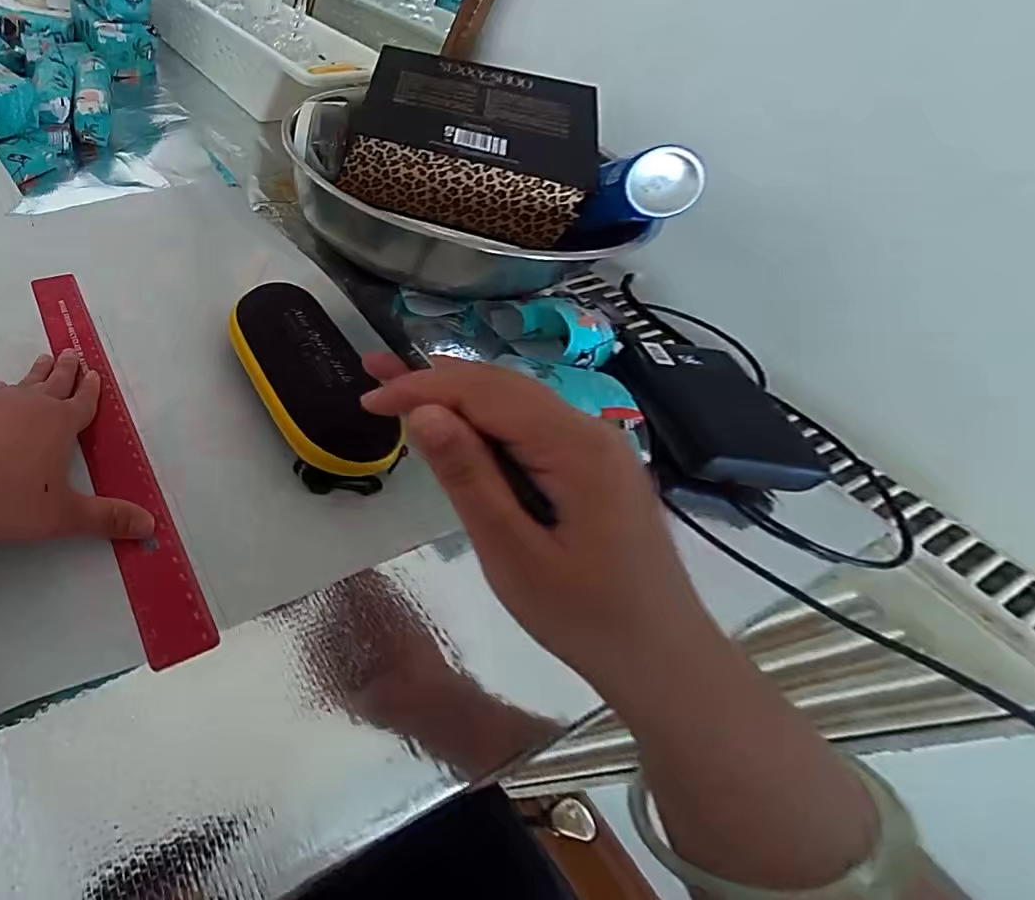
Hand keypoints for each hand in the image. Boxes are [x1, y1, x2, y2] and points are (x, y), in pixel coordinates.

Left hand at [0, 350, 153, 545]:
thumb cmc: (7, 500)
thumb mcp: (62, 516)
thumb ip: (107, 519)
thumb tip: (152, 526)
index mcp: (62, 423)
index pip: (84, 401)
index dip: (92, 390)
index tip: (96, 374)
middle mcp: (34, 405)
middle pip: (57, 381)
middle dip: (69, 369)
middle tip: (74, 352)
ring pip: (27, 381)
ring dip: (39, 371)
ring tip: (45, 359)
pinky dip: (8, 389)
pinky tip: (2, 391)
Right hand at [360, 353, 715, 683]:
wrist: (664, 660)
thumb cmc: (585, 617)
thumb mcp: (512, 552)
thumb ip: (468, 477)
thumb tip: (424, 413)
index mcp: (575, 446)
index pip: (484, 394)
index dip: (422, 388)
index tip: (370, 400)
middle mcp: (590, 430)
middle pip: (500, 385)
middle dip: (433, 377)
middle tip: (375, 373)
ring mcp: (595, 445)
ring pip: (514, 400)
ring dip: (456, 393)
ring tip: (401, 390)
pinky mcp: (591, 463)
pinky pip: (528, 425)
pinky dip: (482, 419)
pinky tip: (455, 425)